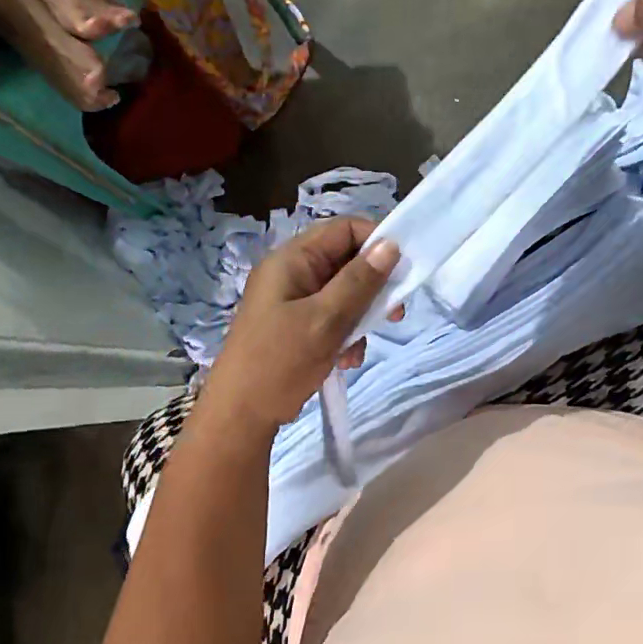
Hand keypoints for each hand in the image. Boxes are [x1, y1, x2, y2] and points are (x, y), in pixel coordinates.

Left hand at [200, 217, 399, 437]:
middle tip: (393, 316)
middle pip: (345, 262)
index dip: (376, 242)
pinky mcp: (293, 326)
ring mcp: (290, 301)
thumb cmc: (280, 362)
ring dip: (358, 320)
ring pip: (341, 295)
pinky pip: (329, 318)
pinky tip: (344, 362)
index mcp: (291, 260)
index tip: (403, 270)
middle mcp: (290, 273)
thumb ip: (359, 281)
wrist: (240, 414)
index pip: (343, 229)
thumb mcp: (326, 320)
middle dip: (371, 290)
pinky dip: (343, 336)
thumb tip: (390, 245)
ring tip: (356, 351)